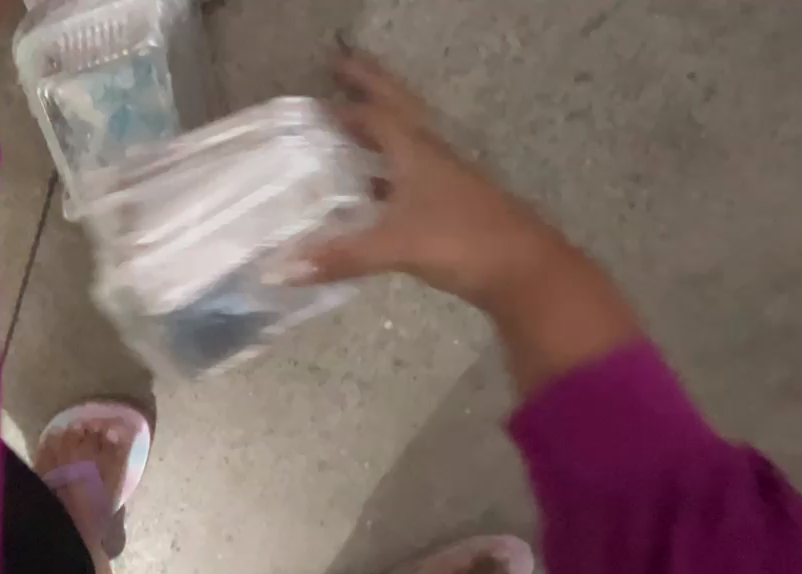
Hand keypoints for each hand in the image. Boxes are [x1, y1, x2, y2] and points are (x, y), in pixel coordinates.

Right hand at [299, 45, 641, 395]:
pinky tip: (361, 195)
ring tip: (340, 132)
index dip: (354, 95)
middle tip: (339, 74)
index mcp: (418, 154)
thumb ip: (340, 257)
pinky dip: (378, 178)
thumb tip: (283, 269)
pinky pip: (400, 181)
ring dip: (372, 134)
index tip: (326, 77)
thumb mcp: (395, 247)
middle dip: (367, 92)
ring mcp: (438, 183)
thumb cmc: (461, 242)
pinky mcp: (441, 209)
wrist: (518, 268)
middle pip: (396, 115)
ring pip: (399, 147)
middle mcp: (429, 159)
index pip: (381, 112)